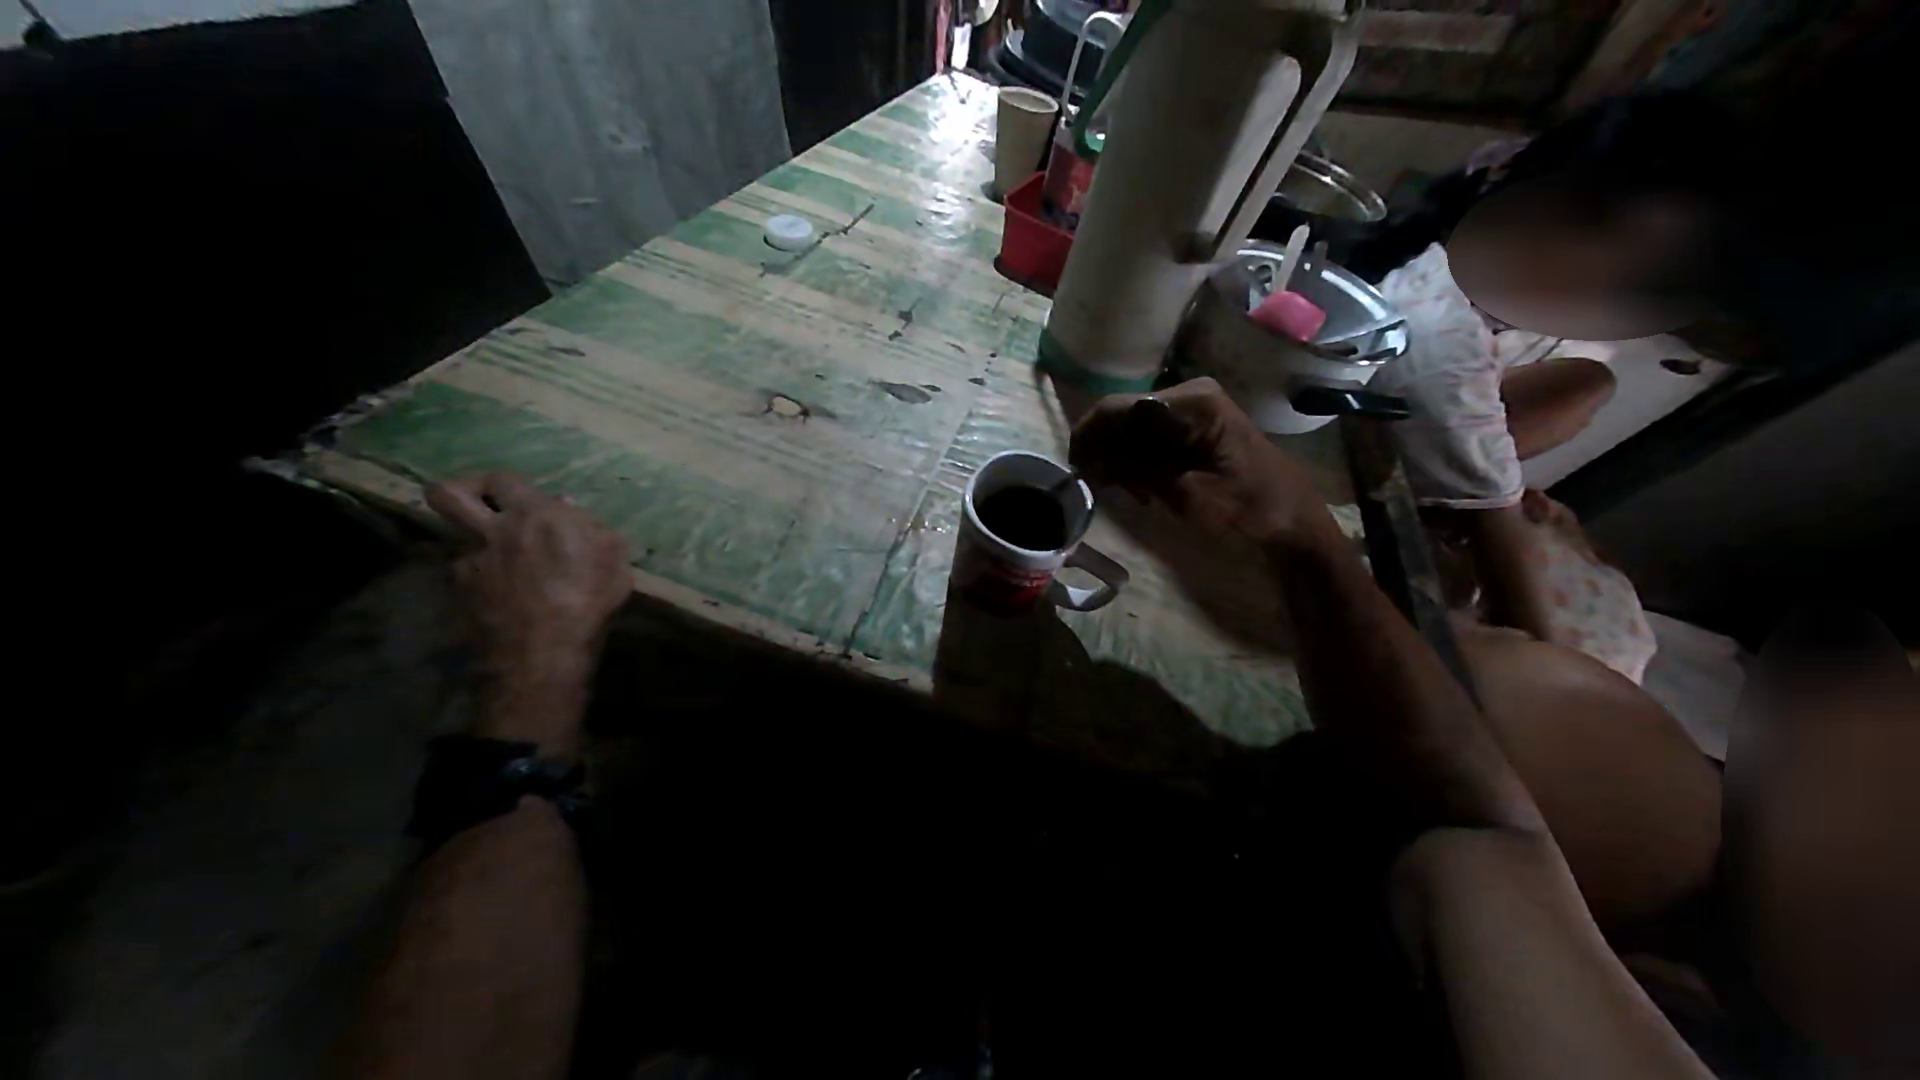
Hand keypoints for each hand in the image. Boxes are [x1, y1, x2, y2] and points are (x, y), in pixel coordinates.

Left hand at [425, 473, 629, 708]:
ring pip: (455, 535)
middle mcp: (492, 530)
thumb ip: (591, 526)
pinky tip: (504, 592)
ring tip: (500, 558)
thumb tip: (568, 507)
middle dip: (461, 490)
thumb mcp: (613, 556)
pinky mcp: (459, 590)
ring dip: (477, 540)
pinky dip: (484, 576)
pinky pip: (466, 570)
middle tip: (482, 504)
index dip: (509, 485)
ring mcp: (469, 560)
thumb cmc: (589, 599)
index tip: (525, 499)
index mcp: (534, 514)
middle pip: (446, 492)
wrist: (544, 650)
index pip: (504, 479)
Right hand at [1068, 377, 1323, 546]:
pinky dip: (1137, 460)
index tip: (1077, 474)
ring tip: (1129, 494)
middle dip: (1104, 451)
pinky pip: (1148, 435)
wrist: (1293, 520)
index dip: (1088, 438)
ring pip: (1130, 426)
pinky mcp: (1193, 424)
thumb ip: (1137, 471)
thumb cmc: (1249, 510)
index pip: (1118, 408)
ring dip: (1120, 459)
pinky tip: (1144, 488)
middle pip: (1121, 415)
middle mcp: (1188, 394)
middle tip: (1103, 490)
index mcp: (1192, 403)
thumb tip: (1091, 462)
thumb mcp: (1189, 495)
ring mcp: (1191, 407)